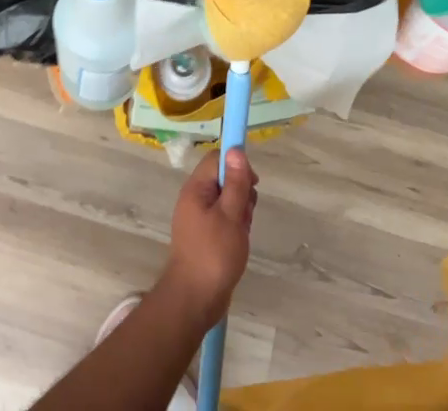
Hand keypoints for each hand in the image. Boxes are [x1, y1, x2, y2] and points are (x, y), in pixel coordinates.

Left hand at [158, 149, 256, 328]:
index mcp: (195, 189)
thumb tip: (236, 150)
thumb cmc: (214, 254)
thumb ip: (235, 183)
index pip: (216, 160)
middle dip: (242, 193)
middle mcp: (194, 199)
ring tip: (242, 233)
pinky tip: (239, 242)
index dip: (236, 165)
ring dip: (241, 212)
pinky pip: (224, 219)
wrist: (195, 298)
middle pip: (223, 179)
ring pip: (227, 201)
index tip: (252, 183)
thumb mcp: (231, 215)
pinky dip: (235, 227)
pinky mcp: (205, 235)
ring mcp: (199, 218)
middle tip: (245, 215)